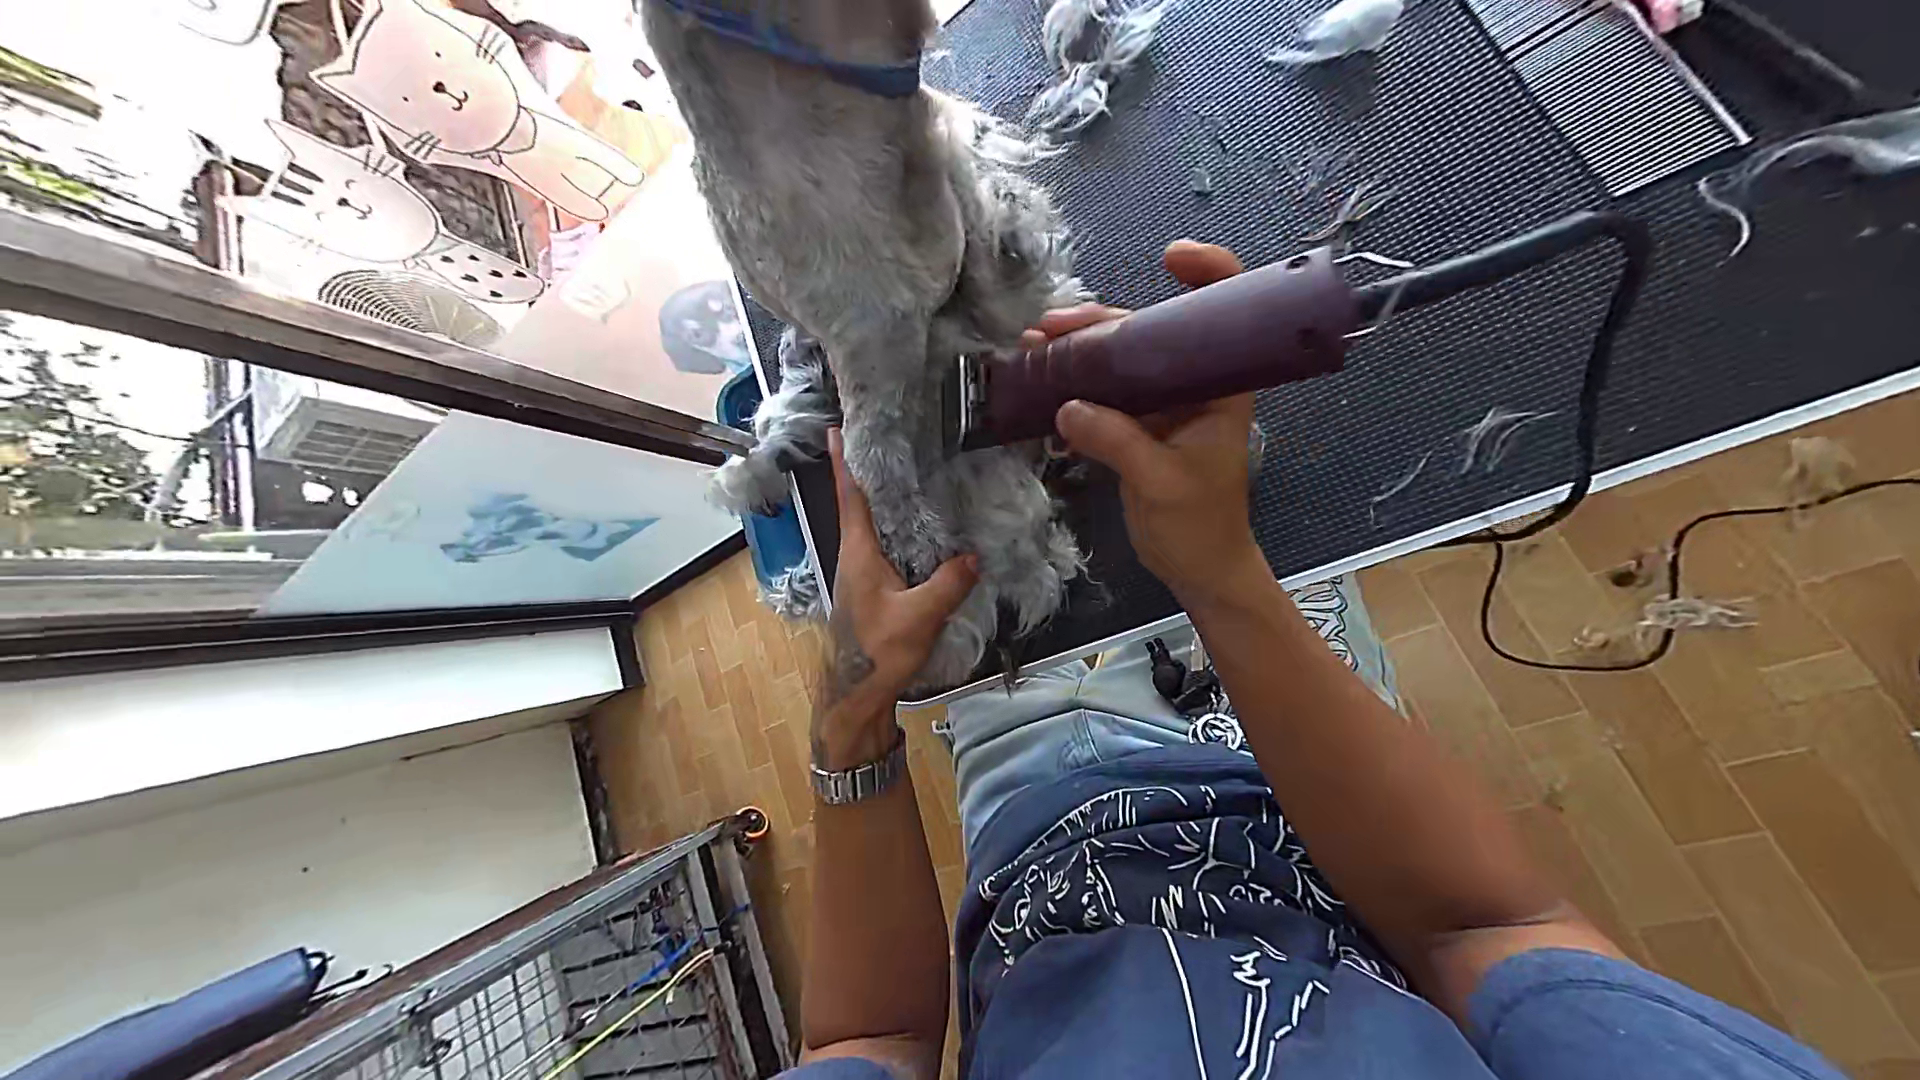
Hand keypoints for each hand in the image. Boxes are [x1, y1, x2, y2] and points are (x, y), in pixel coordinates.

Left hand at [815, 429, 977, 759]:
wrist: (858, 692)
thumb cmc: (877, 652)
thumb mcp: (918, 617)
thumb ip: (947, 585)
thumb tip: (974, 556)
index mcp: (858, 552)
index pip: (849, 497)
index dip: (844, 462)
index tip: (837, 429)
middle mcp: (855, 555)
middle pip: (858, 504)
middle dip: (868, 470)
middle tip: (887, 441)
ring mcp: (861, 572)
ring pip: (871, 525)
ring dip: (882, 498)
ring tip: (907, 473)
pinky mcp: (871, 587)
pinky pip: (883, 545)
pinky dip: (895, 527)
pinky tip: (918, 528)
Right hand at [1049, 240, 1270, 607]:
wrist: (1198, 567)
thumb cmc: (1199, 524)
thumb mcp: (1160, 481)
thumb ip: (1117, 441)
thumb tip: (1066, 407)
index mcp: (1220, 387)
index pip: (1225, 313)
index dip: (1206, 274)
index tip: (1167, 258)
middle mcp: (1192, 387)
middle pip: (1149, 335)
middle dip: (1100, 323)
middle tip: (1050, 326)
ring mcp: (1162, 408)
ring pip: (1120, 365)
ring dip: (1078, 355)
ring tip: (1035, 347)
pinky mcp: (1137, 430)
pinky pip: (1104, 397)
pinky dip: (1075, 389)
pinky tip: (1044, 385)